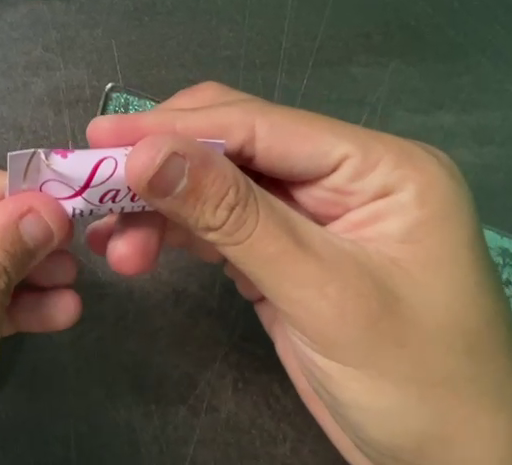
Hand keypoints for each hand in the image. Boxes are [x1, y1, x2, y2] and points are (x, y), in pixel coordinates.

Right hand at [86, 83, 511, 464]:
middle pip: (230, 142)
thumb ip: (231, 216)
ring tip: (108, 239)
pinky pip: (218, 221)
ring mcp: (312, 210)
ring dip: (159, 204)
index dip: (174, 128)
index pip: (259, 126)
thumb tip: (143, 153)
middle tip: (90, 181)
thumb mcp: (323, 296)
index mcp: (377, 165)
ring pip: (214, 180)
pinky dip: (174, 232)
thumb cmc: (421, 386)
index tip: (99, 138)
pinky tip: (135, 251)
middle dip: (159, 163)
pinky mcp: (287, 246)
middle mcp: (342, 173)